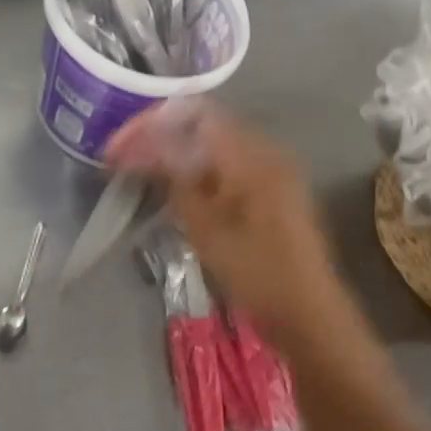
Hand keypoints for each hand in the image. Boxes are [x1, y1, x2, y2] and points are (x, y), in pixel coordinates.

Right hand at [106, 99, 346, 348]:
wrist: (311, 317)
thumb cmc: (257, 273)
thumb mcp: (205, 228)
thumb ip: (173, 179)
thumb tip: (141, 148)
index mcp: (250, 153)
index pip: (193, 113)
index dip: (152, 122)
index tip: (120, 144)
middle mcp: (265, 151)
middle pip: (203, 125)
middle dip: (161, 137)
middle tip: (125, 158)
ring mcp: (273, 171)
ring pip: (214, 146)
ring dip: (178, 154)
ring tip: (144, 173)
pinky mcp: (275, 192)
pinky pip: (228, 165)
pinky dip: (199, 171)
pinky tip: (178, 191)